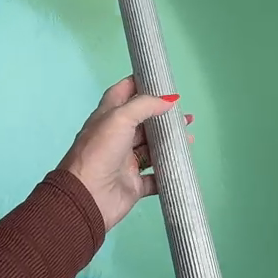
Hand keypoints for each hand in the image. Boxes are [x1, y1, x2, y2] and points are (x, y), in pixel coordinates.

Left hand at [57, 77, 184, 229]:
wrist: (88, 196)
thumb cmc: (100, 151)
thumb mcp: (119, 118)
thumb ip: (144, 105)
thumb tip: (168, 100)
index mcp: (107, 118)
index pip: (122, 93)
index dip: (138, 84)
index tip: (159, 81)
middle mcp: (116, 137)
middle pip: (143, 122)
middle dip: (162, 117)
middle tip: (184, 114)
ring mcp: (125, 161)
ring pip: (151, 149)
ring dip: (170, 143)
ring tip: (189, 138)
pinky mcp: (134, 184)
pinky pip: (156, 176)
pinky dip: (168, 170)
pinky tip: (183, 163)